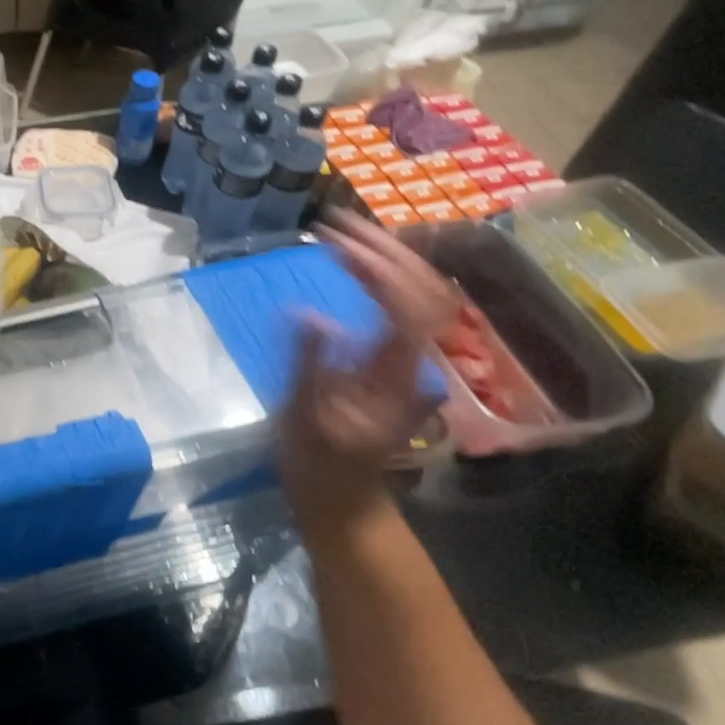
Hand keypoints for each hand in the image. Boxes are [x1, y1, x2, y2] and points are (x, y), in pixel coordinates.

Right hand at [280, 209, 456, 535]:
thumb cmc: (320, 464)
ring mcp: (410, 360)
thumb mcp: (304, 417)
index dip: (377, 266)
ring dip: (386, 257)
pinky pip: (403, 306)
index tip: (334, 243)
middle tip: (334, 224)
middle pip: (420, 289)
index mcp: (397, 373)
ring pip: (417, 294)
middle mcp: (415, 360)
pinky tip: (355, 263)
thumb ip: (309, 364)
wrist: (346, 499)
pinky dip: (383, 277)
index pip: (405, 304)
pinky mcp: (398, 360)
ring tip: (341, 234)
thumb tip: (309, 312)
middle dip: (382, 249)